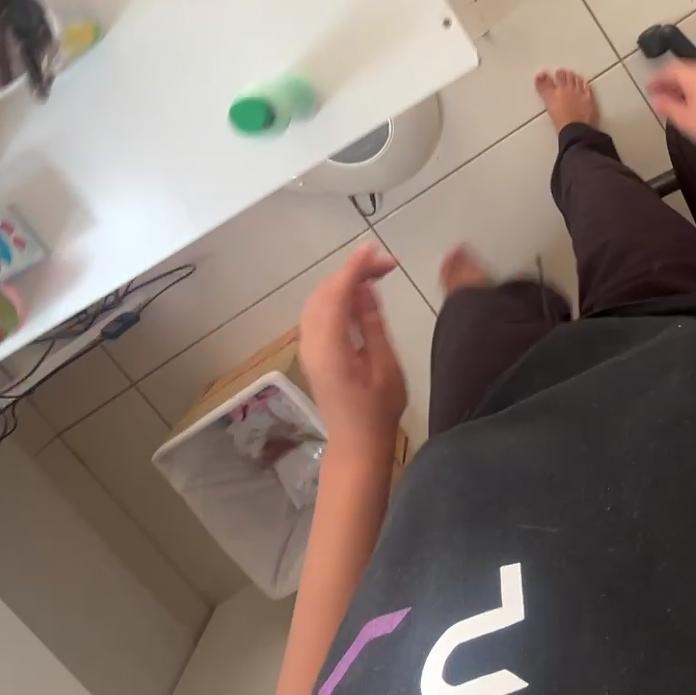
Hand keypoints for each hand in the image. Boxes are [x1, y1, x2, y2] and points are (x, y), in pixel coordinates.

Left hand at [298, 243, 406, 455]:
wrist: (356, 445)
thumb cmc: (378, 411)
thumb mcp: (385, 366)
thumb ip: (372, 325)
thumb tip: (365, 290)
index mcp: (330, 347)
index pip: (337, 294)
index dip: (354, 267)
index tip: (375, 249)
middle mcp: (312, 343)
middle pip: (324, 292)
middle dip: (352, 270)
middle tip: (386, 263)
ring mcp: (309, 347)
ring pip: (318, 300)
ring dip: (344, 281)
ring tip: (376, 273)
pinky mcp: (313, 352)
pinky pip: (319, 312)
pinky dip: (337, 295)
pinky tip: (359, 294)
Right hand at [646, 60, 695, 160]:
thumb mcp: (684, 119)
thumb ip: (667, 107)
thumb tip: (657, 100)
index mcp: (694, 74)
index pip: (669, 69)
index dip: (656, 79)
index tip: (649, 87)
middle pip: (685, 72)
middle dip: (670, 83)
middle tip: (660, 94)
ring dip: (685, 88)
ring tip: (677, 102)